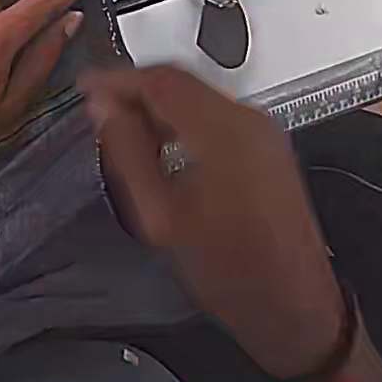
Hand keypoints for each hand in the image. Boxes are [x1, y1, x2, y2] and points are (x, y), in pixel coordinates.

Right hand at [78, 66, 347, 379]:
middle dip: (133, 88)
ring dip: (155, 101)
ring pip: (194, 93)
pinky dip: (178, 115)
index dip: (116, 79)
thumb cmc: (229, 270)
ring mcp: (260, 129)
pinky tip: (158, 139)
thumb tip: (103, 109)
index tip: (87, 86)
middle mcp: (248, 120)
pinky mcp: (264, 141)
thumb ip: (127, 153)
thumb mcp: (160, 216)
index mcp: (223, 133)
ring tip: (121, 125)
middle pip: (179, 81)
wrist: (293, 303)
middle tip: (99, 106)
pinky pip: (211, 110)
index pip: (160, 81)